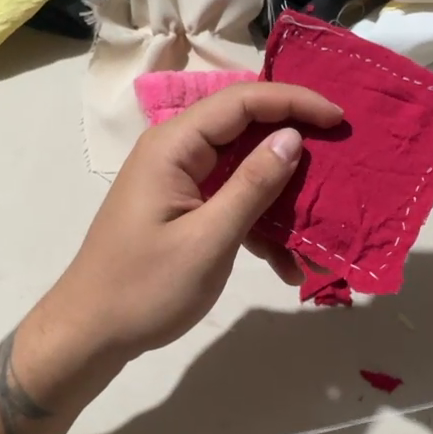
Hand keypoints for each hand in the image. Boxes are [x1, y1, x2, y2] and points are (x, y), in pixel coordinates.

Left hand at [34, 83, 343, 366]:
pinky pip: (232, 200)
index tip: (338, 118)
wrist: (91, 332)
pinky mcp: (184, 209)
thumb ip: (253, 186)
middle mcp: (176, 152)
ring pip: (244, 168)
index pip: (241, 101)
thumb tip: (293, 137)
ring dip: (282, 194)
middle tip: (341, 155)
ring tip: (322, 217)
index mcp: (174, 146)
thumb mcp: (208, 239)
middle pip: (245, 128)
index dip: (293, 102)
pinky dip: (261, 224)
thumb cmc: (145, 287)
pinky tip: (288, 263)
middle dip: (294, 142)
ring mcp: (180, 181)